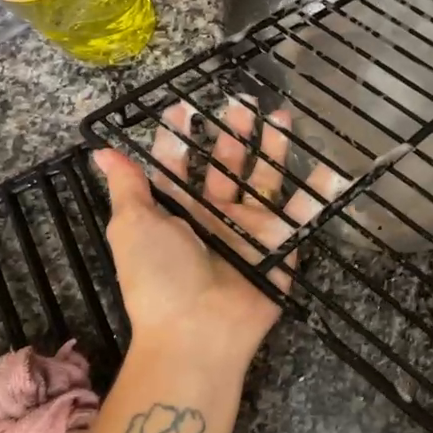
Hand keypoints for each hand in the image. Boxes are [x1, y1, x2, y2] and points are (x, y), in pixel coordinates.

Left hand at [93, 99, 341, 362]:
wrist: (198, 331)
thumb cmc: (158, 277)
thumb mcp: (132, 227)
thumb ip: (128, 187)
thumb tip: (103, 152)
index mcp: (176, 213)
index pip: (178, 167)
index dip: (178, 139)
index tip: (183, 108)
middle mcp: (214, 217)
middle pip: (226, 167)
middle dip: (233, 134)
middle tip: (242, 102)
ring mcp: (250, 229)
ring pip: (265, 179)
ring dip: (274, 148)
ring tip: (282, 115)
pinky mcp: (280, 243)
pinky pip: (301, 213)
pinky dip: (317, 193)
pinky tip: (329, 167)